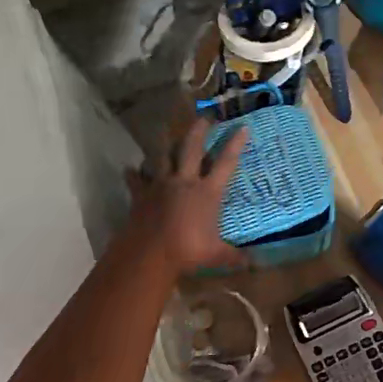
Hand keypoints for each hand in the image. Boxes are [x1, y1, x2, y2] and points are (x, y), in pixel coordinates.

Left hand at [126, 118, 249, 274]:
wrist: (151, 252)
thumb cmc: (189, 251)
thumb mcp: (217, 255)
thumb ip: (234, 256)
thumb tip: (253, 263)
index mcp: (207, 192)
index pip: (226, 163)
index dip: (235, 144)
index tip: (242, 127)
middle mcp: (184, 181)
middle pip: (191, 148)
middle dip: (198, 131)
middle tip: (203, 118)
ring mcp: (160, 185)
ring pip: (162, 157)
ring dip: (164, 146)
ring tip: (165, 136)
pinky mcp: (141, 194)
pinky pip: (136, 180)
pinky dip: (133, 174)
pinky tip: (130, 170)